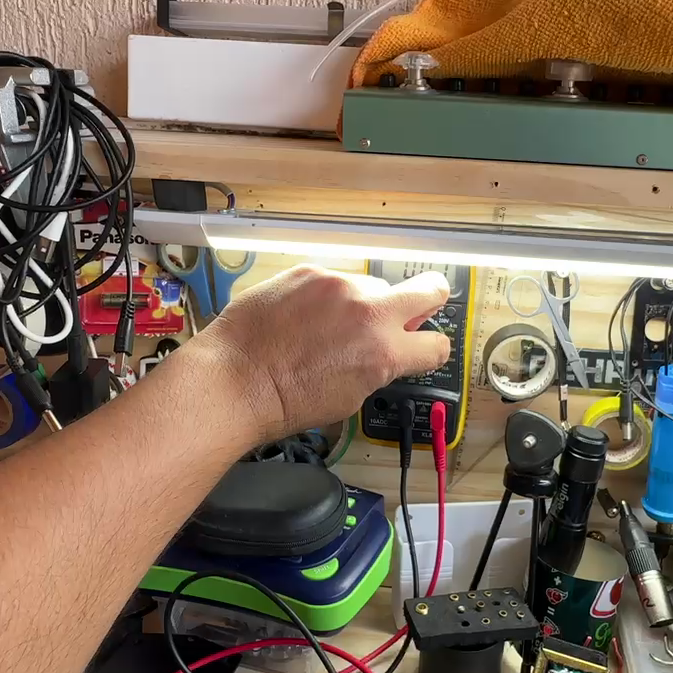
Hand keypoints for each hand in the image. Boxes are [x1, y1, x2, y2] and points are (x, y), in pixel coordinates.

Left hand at [190, 265, 452, 445]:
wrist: (235, 379)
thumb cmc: (286, 400)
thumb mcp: (351, 397)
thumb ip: (380, 366)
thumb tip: (389, 349)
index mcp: (385, 353)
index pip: (437, 344)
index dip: (429, 350)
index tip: (419, 350)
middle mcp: (369, 312)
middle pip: (431, 288)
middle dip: (428, 300)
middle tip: (409, 313)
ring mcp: (339, 285)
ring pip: (373, 286)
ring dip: (362, 303)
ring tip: (327, 326)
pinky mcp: (310, 271)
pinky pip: (333, 280)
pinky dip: (325, 296)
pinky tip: (302, 317)